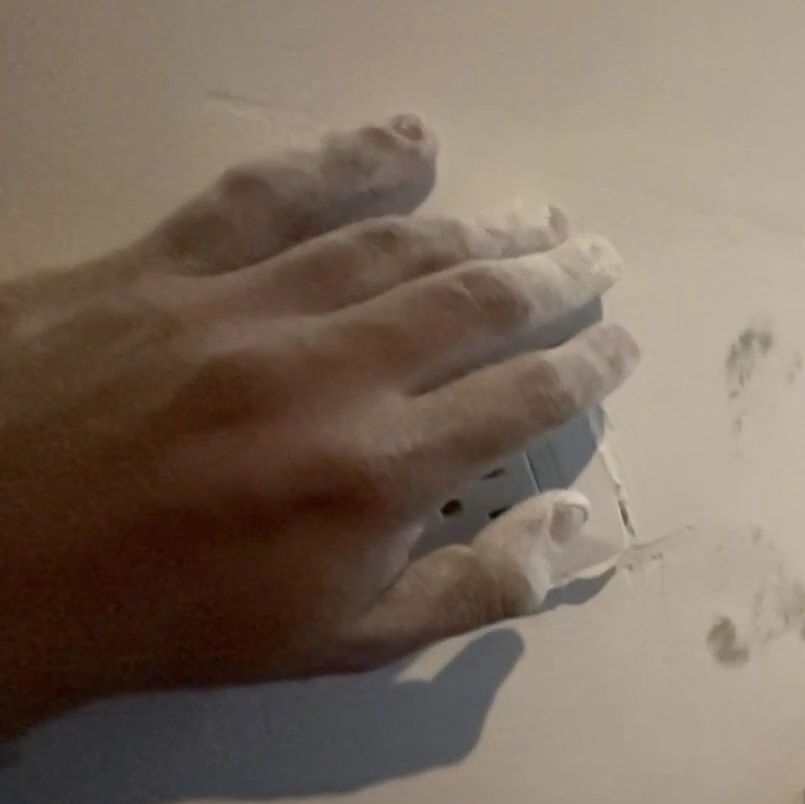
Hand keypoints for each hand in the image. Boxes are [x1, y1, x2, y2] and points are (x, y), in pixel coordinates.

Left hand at [0, 116, 639, 733]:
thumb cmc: (195, 617)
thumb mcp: (363, 638)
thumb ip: (486, 583)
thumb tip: (573, 517)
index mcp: (384, 470)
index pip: (528, 396)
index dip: (592, 366)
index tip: (624, 347)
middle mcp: (331, 376)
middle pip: (479, 303)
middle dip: (558, 278)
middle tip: (601, 257)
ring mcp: (240, 312)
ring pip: (396, 246)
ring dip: (485, 227)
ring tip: (540, 217)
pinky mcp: (156, 271)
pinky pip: (264, 195)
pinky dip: (345, 161)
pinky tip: (407, 140)